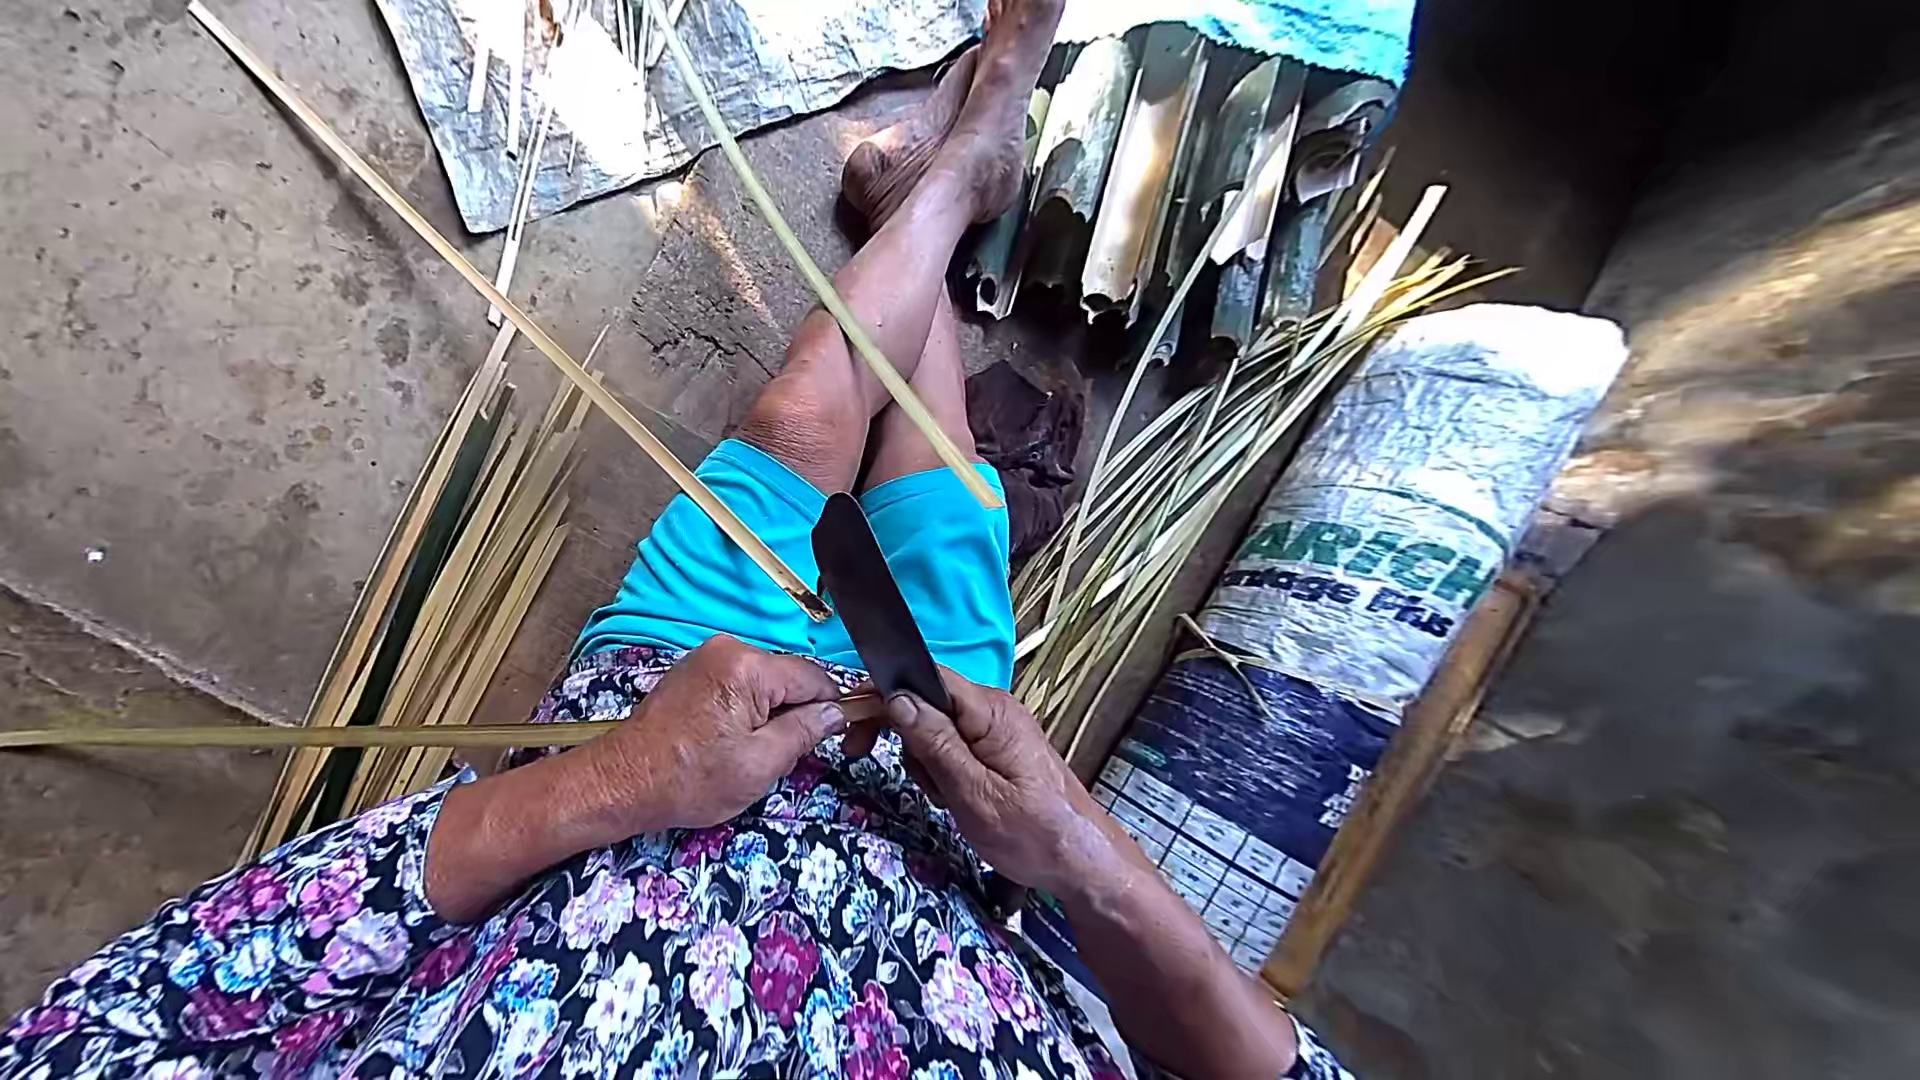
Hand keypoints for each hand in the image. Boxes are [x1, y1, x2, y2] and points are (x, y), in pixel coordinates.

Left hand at [579, 636, 846, 833]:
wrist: (618, 783)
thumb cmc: (687, 780)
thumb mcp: (760, 764)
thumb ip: (806, 731)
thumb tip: (837, 712)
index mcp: (748, 667)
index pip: (815, 678)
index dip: (832, 709)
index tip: (839, 739)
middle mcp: (731, 647)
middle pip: (792, 677)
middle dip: (798, 712)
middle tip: (786, 753)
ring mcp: (711, 654)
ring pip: (770, 681)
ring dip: (774, 711)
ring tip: (754, 747)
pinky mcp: (698, 667)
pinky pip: (745, 681)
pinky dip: (751, 706)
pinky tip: (733, 736)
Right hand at [882, 668, 1144, 899]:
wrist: (1082, 861)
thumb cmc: (1033, 833)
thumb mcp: (975, 795)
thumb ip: (936, 744)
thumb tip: (897, 698)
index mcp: (990, 710)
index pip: (929, 677)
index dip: (887, 691)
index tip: (854, 719)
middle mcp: (993, 708)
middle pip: (929, 699)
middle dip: (903, 731)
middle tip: (871, 758)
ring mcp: (997, 727)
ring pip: (938, 725)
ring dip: (926, 758)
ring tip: (943, 796)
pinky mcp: (998, 746)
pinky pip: (955, 743)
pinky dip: (942, 767)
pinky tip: (952, 795)